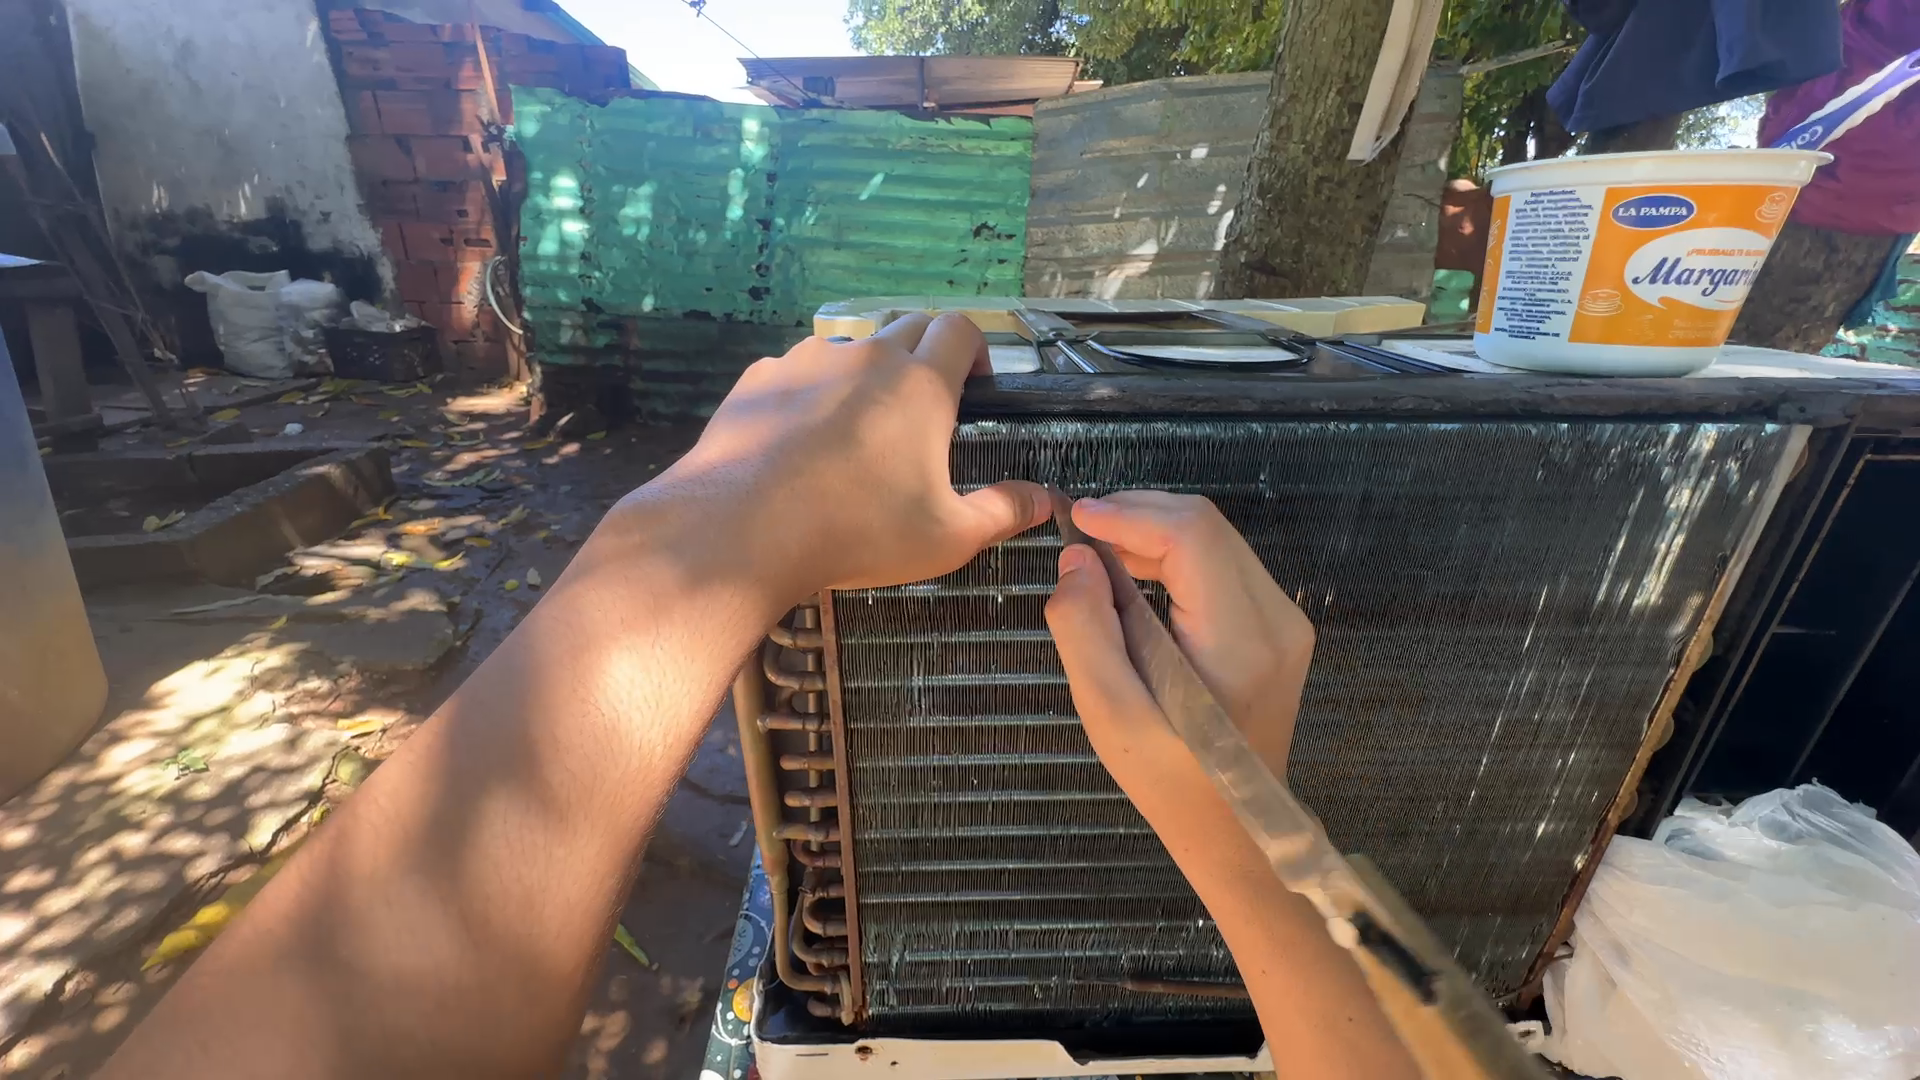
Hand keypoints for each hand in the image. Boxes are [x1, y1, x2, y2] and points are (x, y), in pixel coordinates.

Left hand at [613, 314, 1049, 601]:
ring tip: (860, 425)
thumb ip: (1003, 512)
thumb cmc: (860, 532)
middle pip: (908, 327)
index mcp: (920, 384)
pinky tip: (803, 436)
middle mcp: (866, 355)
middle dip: (926, 354)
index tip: (976, 380)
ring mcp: (807, 360)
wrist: (742, 529)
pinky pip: (800, 369)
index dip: (975, 347)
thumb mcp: (948, 536)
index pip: (959, 328)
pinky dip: (815, 389)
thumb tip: (1046, 499)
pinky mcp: (760, 378)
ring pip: (852, 346)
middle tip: (925, 406)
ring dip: (868, 371)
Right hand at [1044, 492, 1312, 811]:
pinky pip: (1218, 562)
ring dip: (1151, 531)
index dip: (1130, 515)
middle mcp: (1276, 617)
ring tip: (1097, 550)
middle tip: (1080, 532)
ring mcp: (1282, 619)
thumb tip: (1077, 559)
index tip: (1076, 519)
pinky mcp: (1274, 623)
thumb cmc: (1166, 777)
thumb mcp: (1108, 710)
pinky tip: (1132, 569)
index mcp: (1240, 639)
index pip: (1192, 536)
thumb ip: (1084, 628)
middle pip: (1205, 526)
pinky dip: (1171, 553)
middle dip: (1137, 514)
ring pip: (1212, 538)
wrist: (1233, 825)